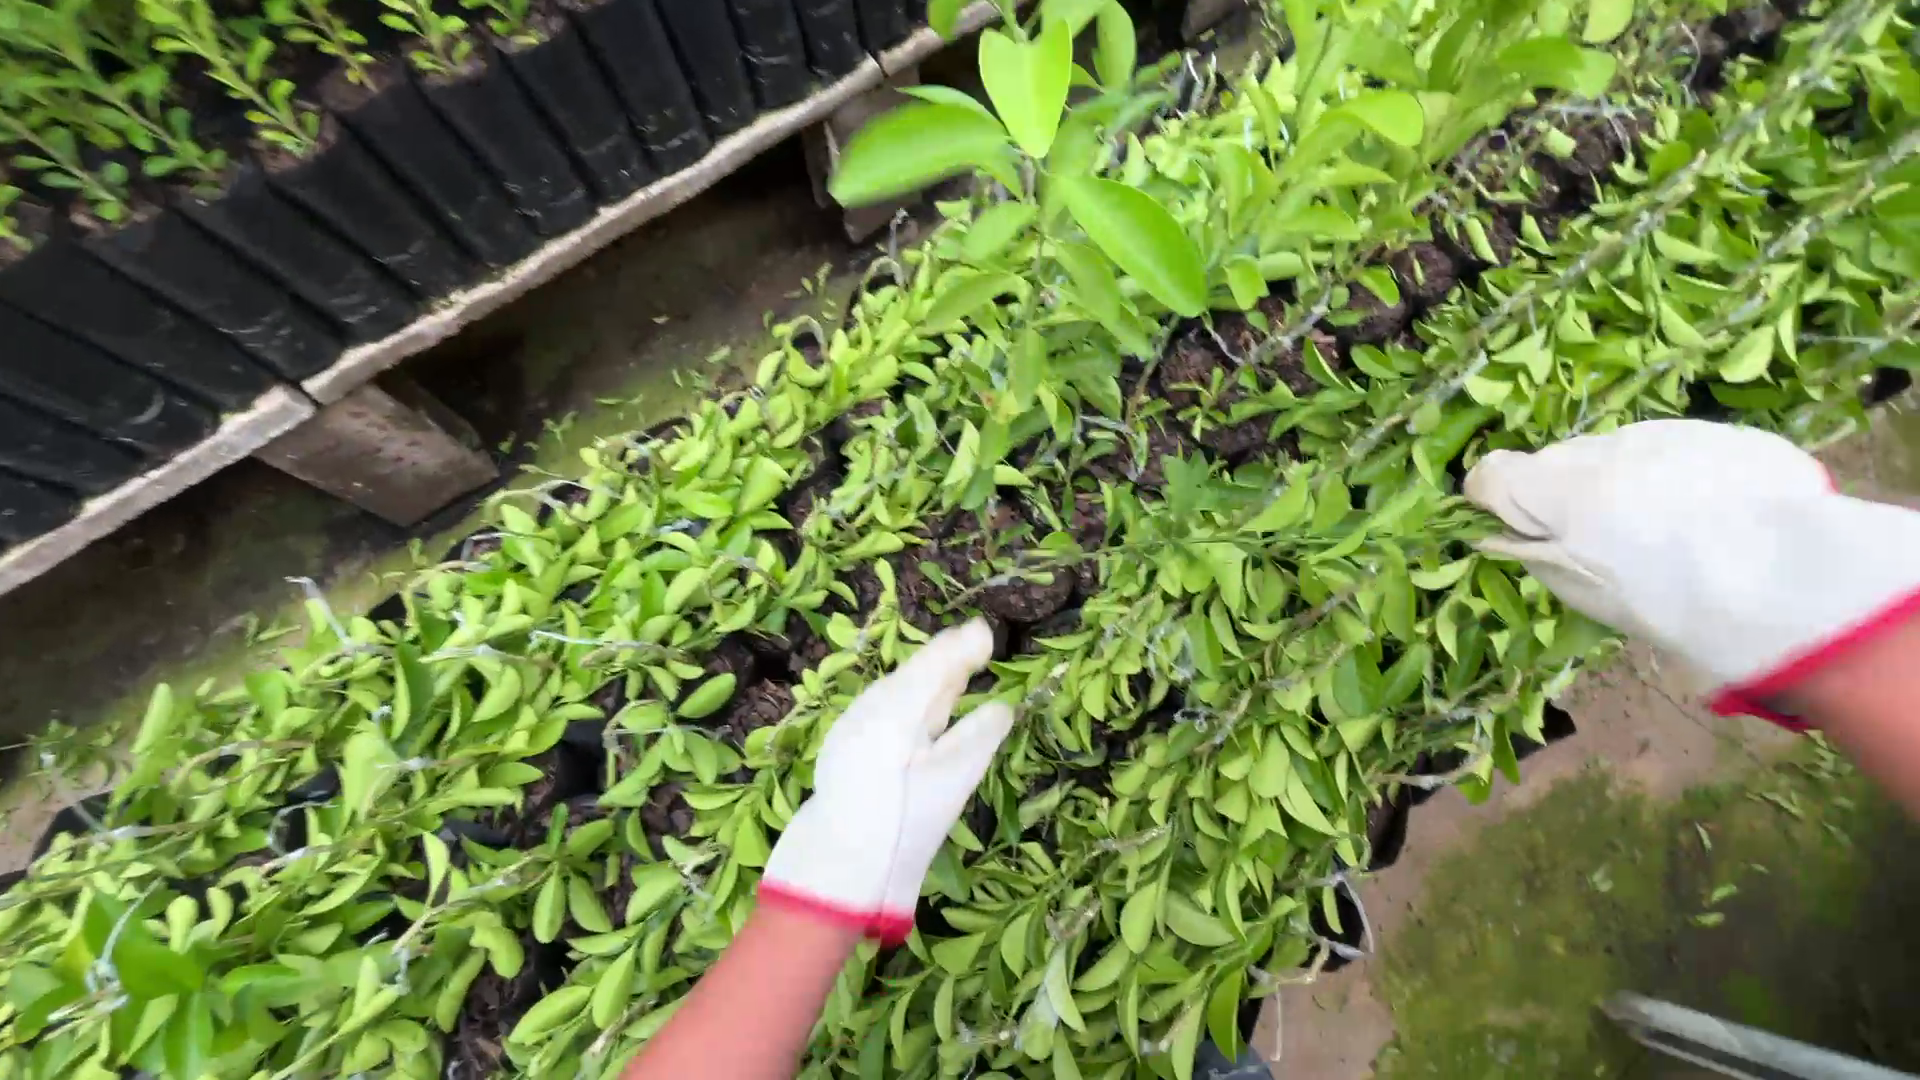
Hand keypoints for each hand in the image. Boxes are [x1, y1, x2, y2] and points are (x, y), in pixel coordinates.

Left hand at [759, 619, 1012, 941]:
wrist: (840, 863)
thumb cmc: (904, 822)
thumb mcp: (952, 782)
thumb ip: (978, 737)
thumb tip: (1003, 707)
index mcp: (897, 709)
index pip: (935, 666)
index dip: (962, 648)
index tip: (987, 633)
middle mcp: (871, 706)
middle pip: (915, 673)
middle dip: (946, 658)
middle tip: (976, 642)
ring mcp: (853, 723)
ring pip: (899, 689)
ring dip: (929, 677)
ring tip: (957, 667)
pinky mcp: (847, 742)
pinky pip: (885, 706)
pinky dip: (911, 697)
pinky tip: (924, 704)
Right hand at [1463, 419, 1919, 725]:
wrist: (1787, 580)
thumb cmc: (1655, 594)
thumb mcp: (1570, 582)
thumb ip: (1525, 546)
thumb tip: (1496, 529)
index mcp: (1549, 486)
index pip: (1489, 473)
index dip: (1492, 499)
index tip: (1511, 527)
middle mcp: (1594, 449)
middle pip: (1552, 462)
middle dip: (1558, 490)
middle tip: (1594, 537)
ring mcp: (1658, 435)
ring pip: (1609, 453)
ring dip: (1613, 480)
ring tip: (1656, 526)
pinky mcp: (1715, 434)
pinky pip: (1669, 450)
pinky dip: (1668, 475)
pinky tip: (1701, 511)